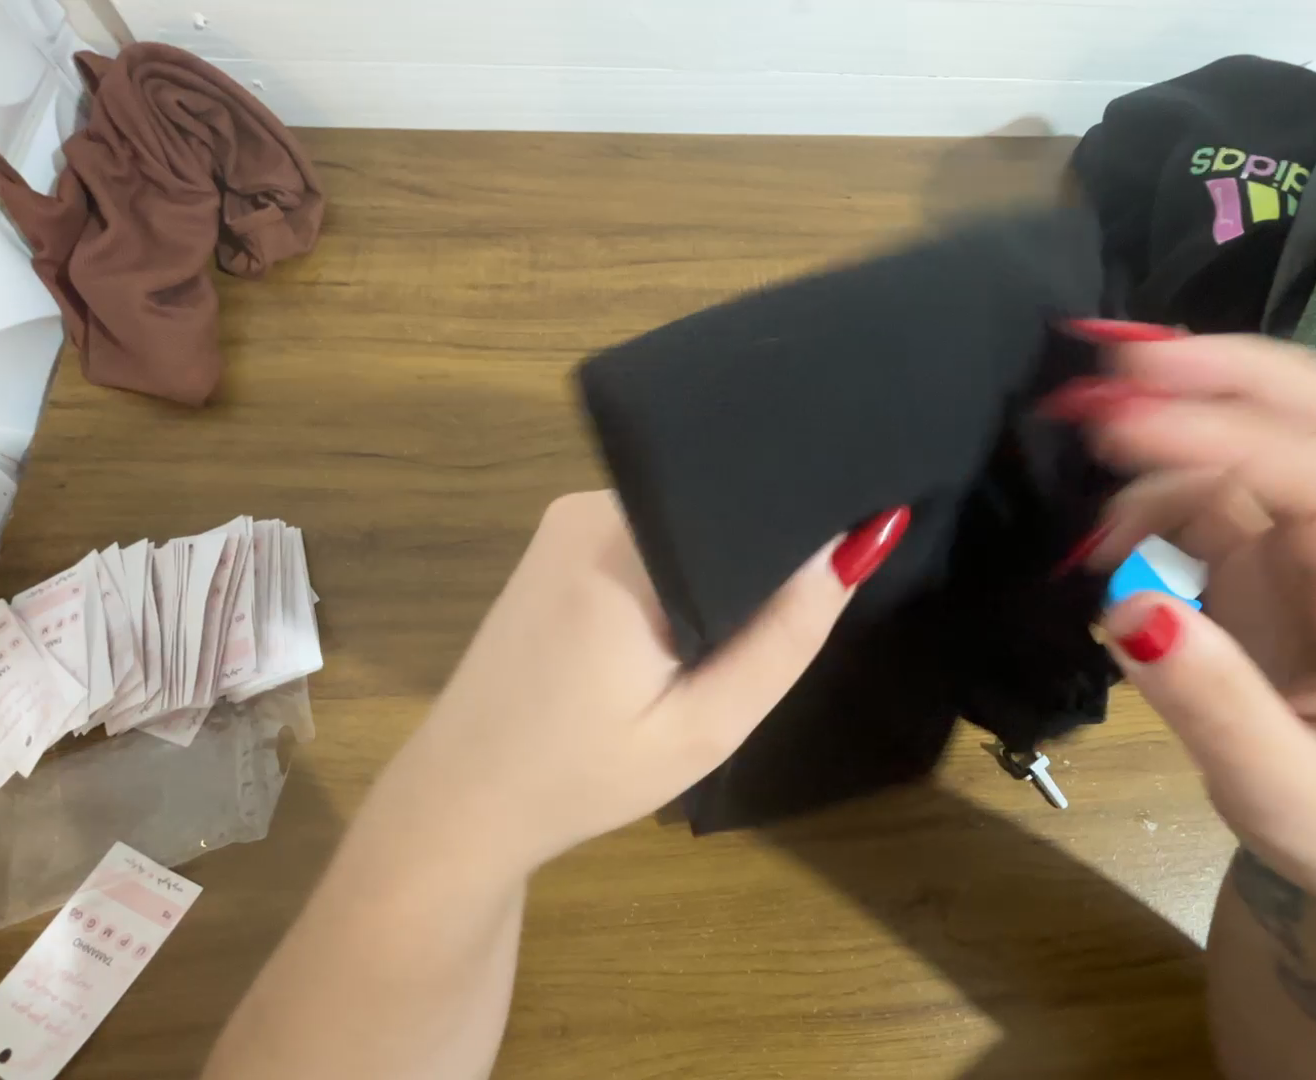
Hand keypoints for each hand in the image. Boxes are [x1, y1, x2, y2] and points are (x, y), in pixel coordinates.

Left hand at [386, 491, 908, 874]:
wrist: (464, 800)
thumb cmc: (583, 775)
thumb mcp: (703, 725)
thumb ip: (784, 638)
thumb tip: (851, 549)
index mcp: (623, 545)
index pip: (739, 497)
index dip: (800, 519)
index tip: (851, 540)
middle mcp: (590, 508)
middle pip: (712, 502)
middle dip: (762, 548)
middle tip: (797, 606)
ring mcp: (566, 521)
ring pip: (682, 518)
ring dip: (719, 564)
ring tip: (738, 623)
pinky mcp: (558, 542)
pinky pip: (647, 531)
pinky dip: (682, 566)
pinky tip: (687, 618)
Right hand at [1052, 336, 1315, 913]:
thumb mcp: (1281, 795)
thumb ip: (1210, 703)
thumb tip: (1127, 606)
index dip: (1224, 436)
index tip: (1117, 424)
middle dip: (1228, 372)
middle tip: (1119, 360)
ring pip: (1277, 435)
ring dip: (1183, 419)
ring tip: (1091, 437)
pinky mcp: (1280, 560)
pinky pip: (1222, 489)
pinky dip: (1157, 486)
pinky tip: (1108, 530)